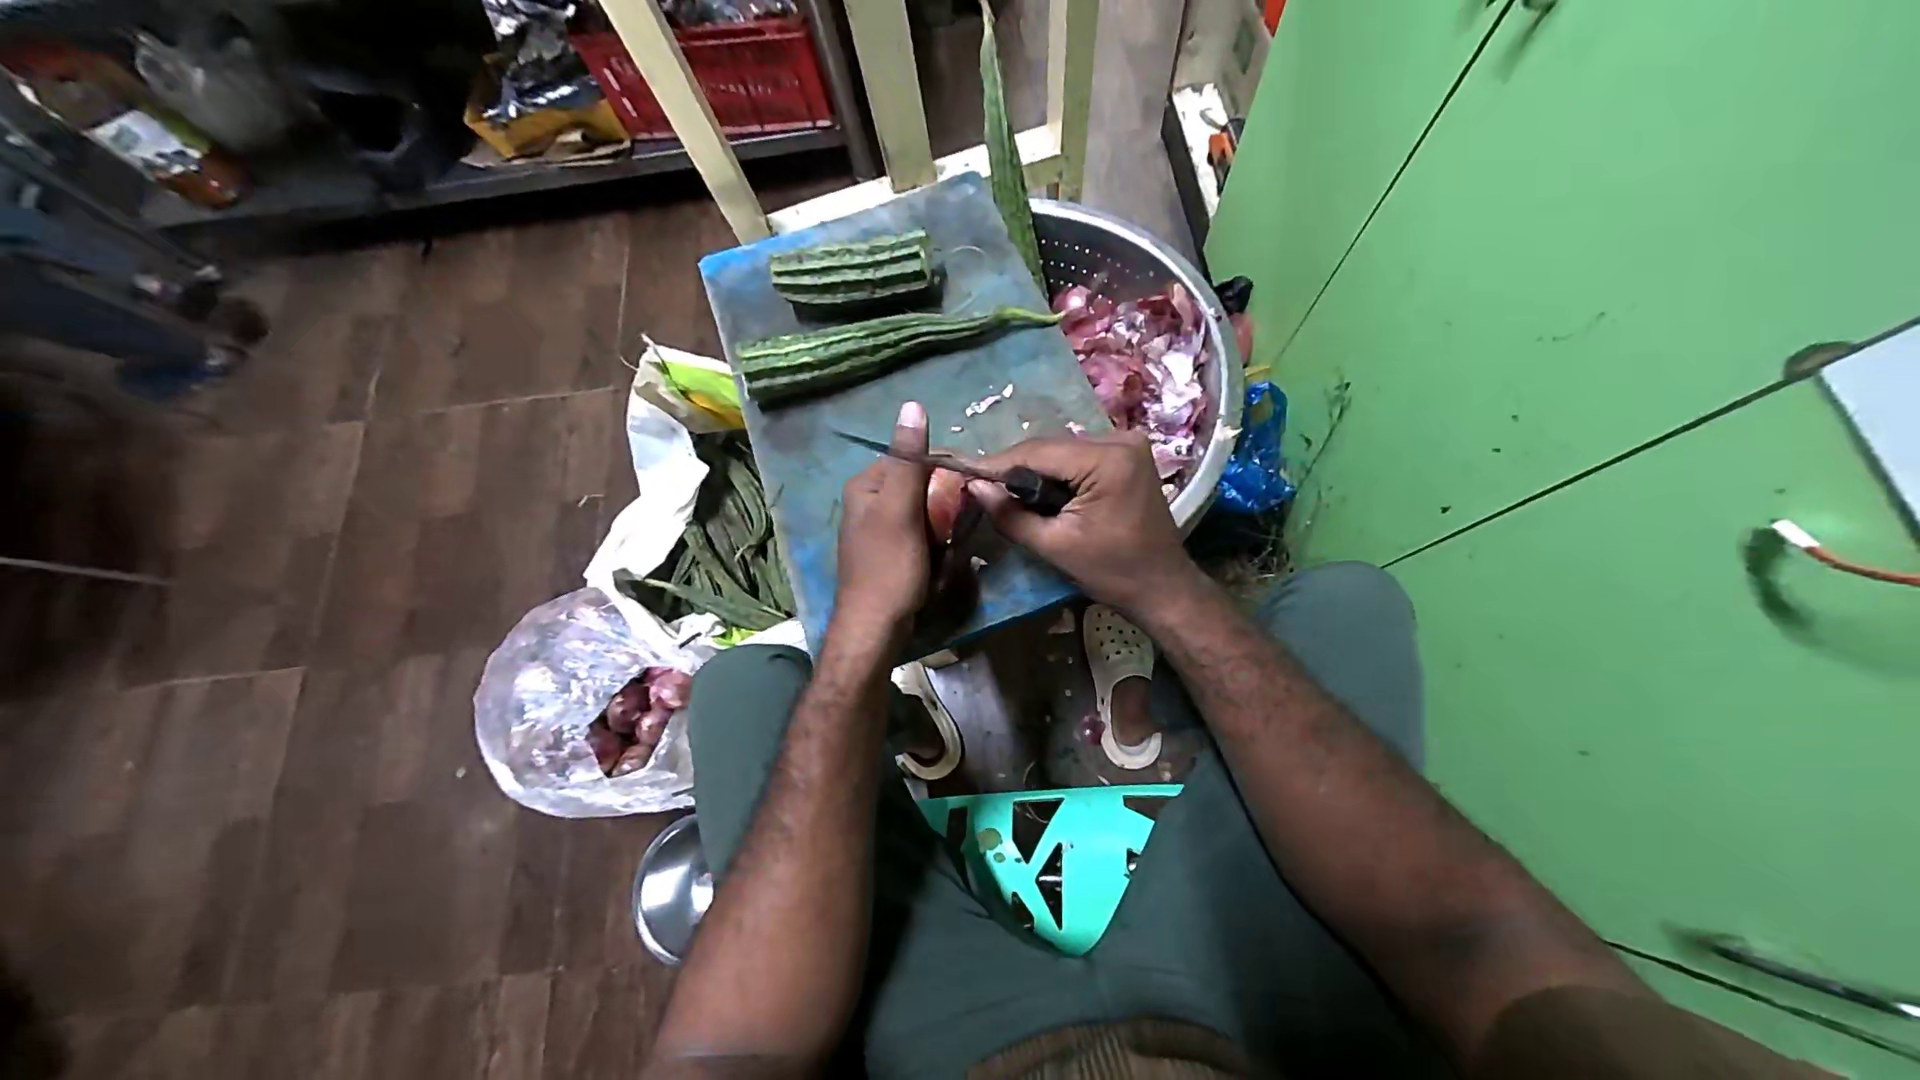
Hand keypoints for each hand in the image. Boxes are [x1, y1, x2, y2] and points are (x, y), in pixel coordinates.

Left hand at [833, 401, 931, 643]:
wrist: (875, 628)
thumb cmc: (889, 567)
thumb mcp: (901, 509)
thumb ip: (909, 459)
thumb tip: (912, 404)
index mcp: (866, 486)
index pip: (911, 458)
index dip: (942, 470)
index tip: (967, 488)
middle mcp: (869, 502)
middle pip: (919, 487)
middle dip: (941, 507)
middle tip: (951, 529)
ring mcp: (879, 529)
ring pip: (924, 513)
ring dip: (941, 529)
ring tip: (944, 550)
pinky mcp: (891, 552)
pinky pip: (921, 536)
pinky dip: (934, 546)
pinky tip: (938, 563)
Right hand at [968, 431, 1200, 616]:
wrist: (1163, 588)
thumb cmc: (1112, 572)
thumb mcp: (1055, 546)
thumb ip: (1011, 515)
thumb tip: (974, 486)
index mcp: (1108, 458)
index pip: (1038, 452)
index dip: (997, 464)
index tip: (964, 475)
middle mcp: (1120, 439)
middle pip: (1050, 448)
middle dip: (1016, 469)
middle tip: (982, 490)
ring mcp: (1128, 444)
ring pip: (1062, 451)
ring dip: (1035, 472)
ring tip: (1007, 495)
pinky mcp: (1128, 455)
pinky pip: (1079, 458)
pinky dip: (1057, 474)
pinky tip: (1041, 495)